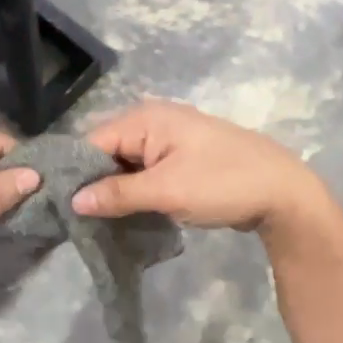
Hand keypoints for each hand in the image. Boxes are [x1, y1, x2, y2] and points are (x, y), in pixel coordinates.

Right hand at [71, 100, 328, 231]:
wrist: (283, 193)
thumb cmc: (222, 184)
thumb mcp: (166, 191)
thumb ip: (117, 194)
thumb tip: (74, 200)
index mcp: (146, 118)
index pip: (92, 142)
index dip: (75, 174)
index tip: (59, 208)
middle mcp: (154, 122)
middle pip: (108, 152)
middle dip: (94, 184)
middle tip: (76, 221)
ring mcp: (171, 141)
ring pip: (128, 165)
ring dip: (117, 192)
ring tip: (97, 224)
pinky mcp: (184, 160)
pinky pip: (147, 174)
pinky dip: (137, 192)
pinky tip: (127, 217)